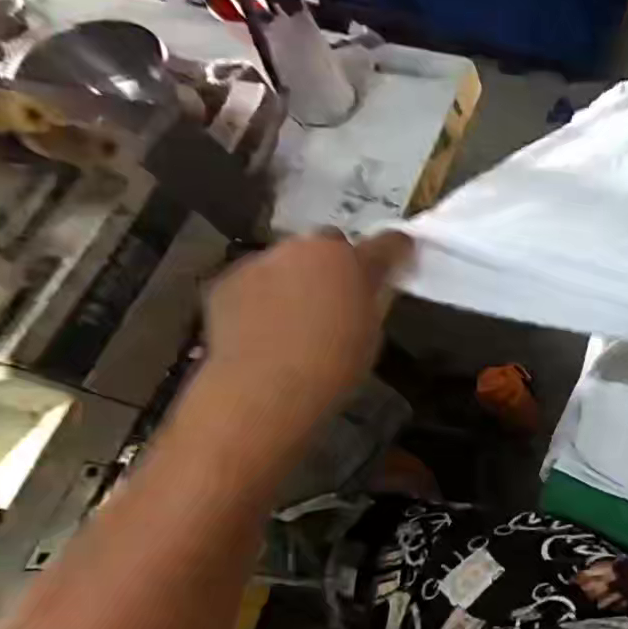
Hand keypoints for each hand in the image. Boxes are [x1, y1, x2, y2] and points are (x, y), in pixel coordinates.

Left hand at [201, 231, 411, 419]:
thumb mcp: (373, 327)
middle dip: (336, 260)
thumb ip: (375, 295)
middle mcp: (305, 249)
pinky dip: (264, 292)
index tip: (401, 258)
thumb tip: (376, 283)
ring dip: (298, 275)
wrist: (264, 386)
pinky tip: (267, 322)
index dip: (398, 249)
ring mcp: (260, 261)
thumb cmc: (336, 361)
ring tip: (298, 310)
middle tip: (341, 290)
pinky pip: (255, 278)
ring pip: (288, 259)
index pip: (387, 242)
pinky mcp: (225, 280)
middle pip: (328, 242)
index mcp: (351, 259)